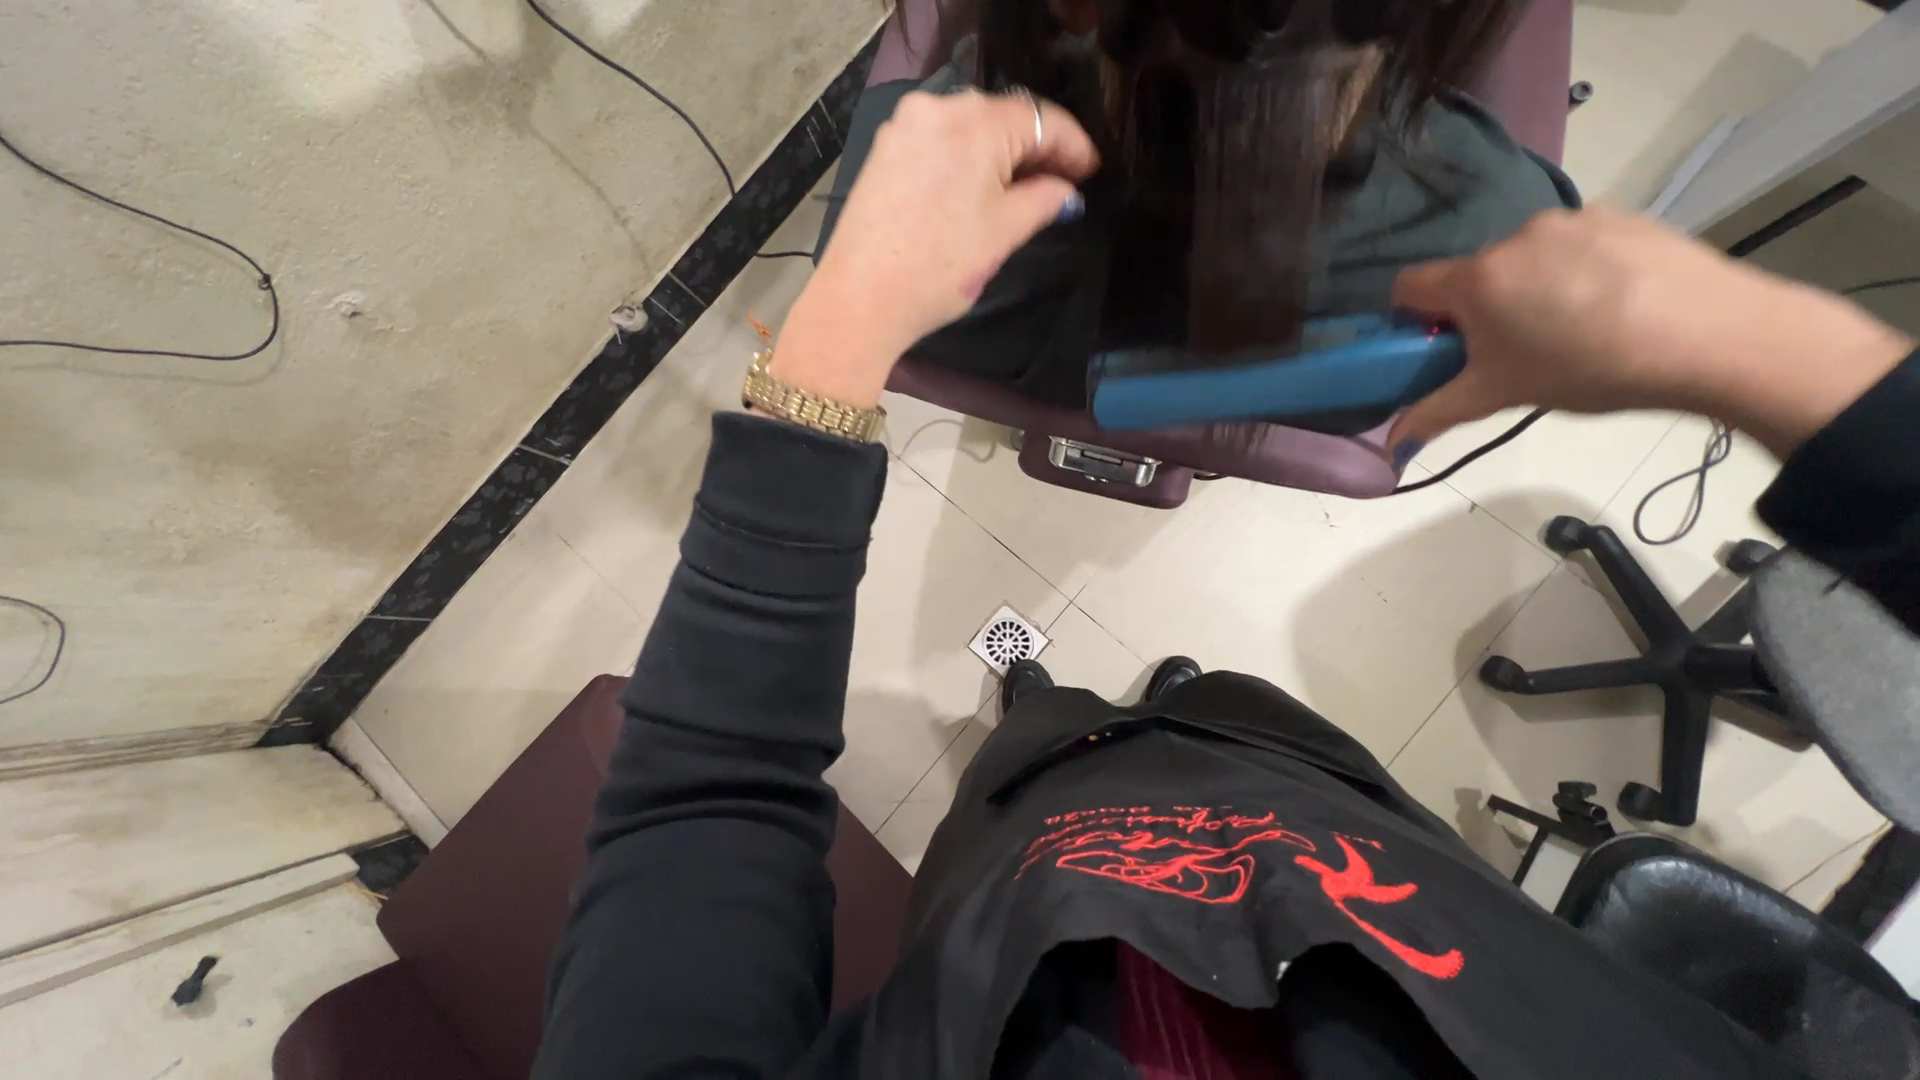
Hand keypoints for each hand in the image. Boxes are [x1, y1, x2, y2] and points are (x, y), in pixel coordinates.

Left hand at [769, 90, 1100, 407]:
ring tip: (1023, 191)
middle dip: (1035, 149)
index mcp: (973, 122)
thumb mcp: (1004, 233)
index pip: (1040, 118)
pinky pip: (940, 145)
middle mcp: (936, 110)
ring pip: (969, 131)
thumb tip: (1065, 191)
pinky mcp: (885, 153)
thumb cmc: (938, 268)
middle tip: (1062, 183)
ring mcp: (904, 129)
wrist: (861, 300)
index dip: (1072, 145)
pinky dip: (966, 162)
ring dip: (1000, 156)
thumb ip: (1043, 200)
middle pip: (1002, 119)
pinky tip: (979, 191)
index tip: (1091, 171)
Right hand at [1389, 206, 1915, 459]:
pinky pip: (1569, 245)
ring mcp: (1570, 220)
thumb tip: (1390, 447)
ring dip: (1524, 288)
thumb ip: (1436, 414)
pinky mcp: (1618, 216)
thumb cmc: (1589, 368)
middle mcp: (1514, 237)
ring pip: (1521, 259)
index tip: (1439, 348)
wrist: (1717, 337)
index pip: (1407, 286)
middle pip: (1468, 275)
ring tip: (1568, 326)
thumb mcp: (1502, 396)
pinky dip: (1571, 270)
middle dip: (1476, 309)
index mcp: (1477, 278)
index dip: (1410, 319)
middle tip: (1510, 349)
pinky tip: (1607, 302)